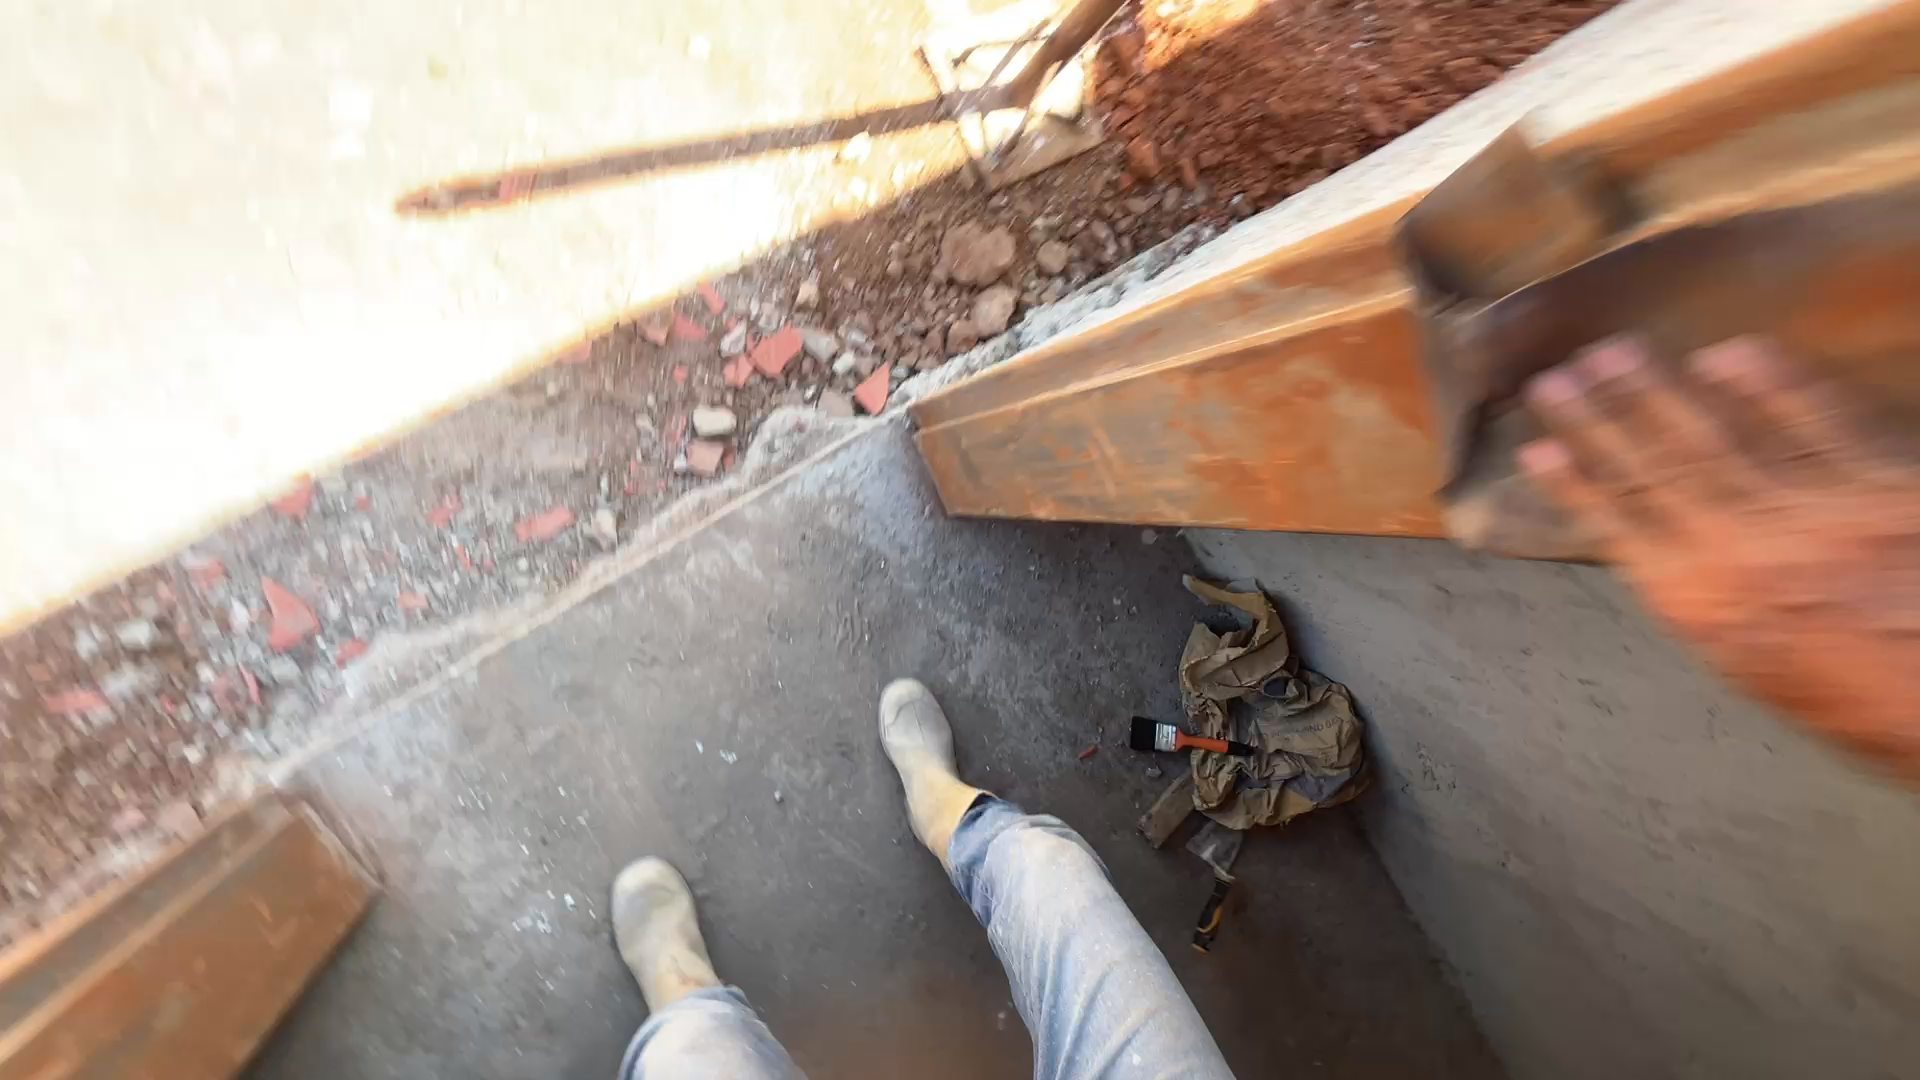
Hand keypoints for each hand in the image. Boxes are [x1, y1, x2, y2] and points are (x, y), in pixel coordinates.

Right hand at [1519, 336, 1919, 774]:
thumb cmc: (1854, 696)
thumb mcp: (1744, 660)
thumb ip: (1695, 595)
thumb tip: (1656, 547)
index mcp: (1695, 596)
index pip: (1615, 523)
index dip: (1571, 481)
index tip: (1535, 447)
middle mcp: (1736, 547)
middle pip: (1652, 470)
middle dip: (1599, 418)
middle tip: (1560, 377)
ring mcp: (1813, 514)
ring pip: (1716, 441)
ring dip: (1658, 392)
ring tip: (1615, 353)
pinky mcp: (1887, 491)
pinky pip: (1823, 427)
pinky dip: (1774, 387)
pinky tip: (1730, 354)